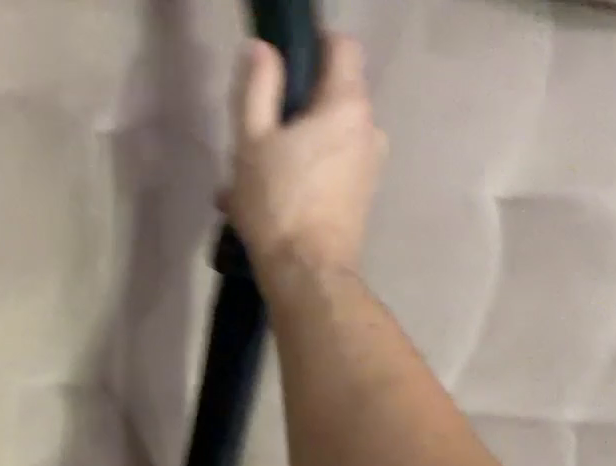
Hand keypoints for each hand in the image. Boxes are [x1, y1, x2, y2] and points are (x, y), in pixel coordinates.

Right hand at [226, 33, 387, 276]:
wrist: (307, 270)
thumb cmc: (277, 203)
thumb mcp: (251, 145)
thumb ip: (256, 91)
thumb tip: (260, 48)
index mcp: (345, 104)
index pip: (341, 49)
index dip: (312, 45)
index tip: (281, 61)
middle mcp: (369, 125)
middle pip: (328, 100)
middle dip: (289, 115)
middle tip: (249, 142)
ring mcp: (370, 162)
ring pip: (324, 140)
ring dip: (287, 153)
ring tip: (246, 187)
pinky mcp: (361, 195)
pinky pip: (327, 171)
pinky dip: (298, 178)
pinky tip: (264, 207)